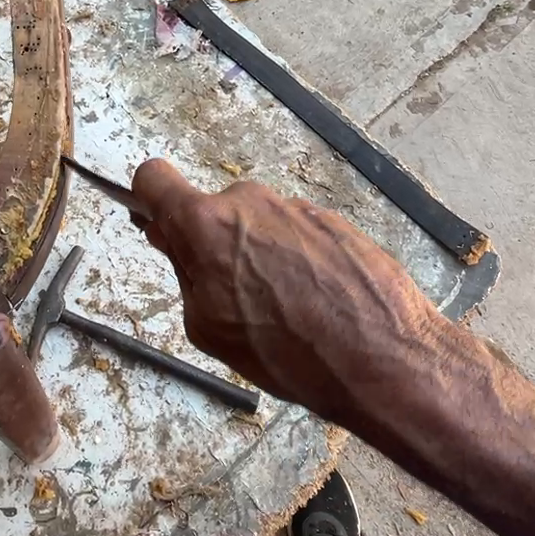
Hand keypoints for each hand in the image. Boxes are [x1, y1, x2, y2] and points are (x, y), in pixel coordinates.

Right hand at [131, 159, 450, 419]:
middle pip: (211, 212)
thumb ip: (184, 272)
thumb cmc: (287, 351)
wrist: (385, 357)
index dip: (148, 199)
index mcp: (205, 223)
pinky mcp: (331, 218)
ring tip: (285, 309)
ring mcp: (293, 205)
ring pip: (255, 224)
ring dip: (257, 255)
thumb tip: (171, 238)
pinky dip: (294, 259)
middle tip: (235, 297)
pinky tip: (316, 302)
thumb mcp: (210, 326)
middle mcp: (246, 200)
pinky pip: (293, 232)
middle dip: (213, 245)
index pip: (153, 178)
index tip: (160, 227)